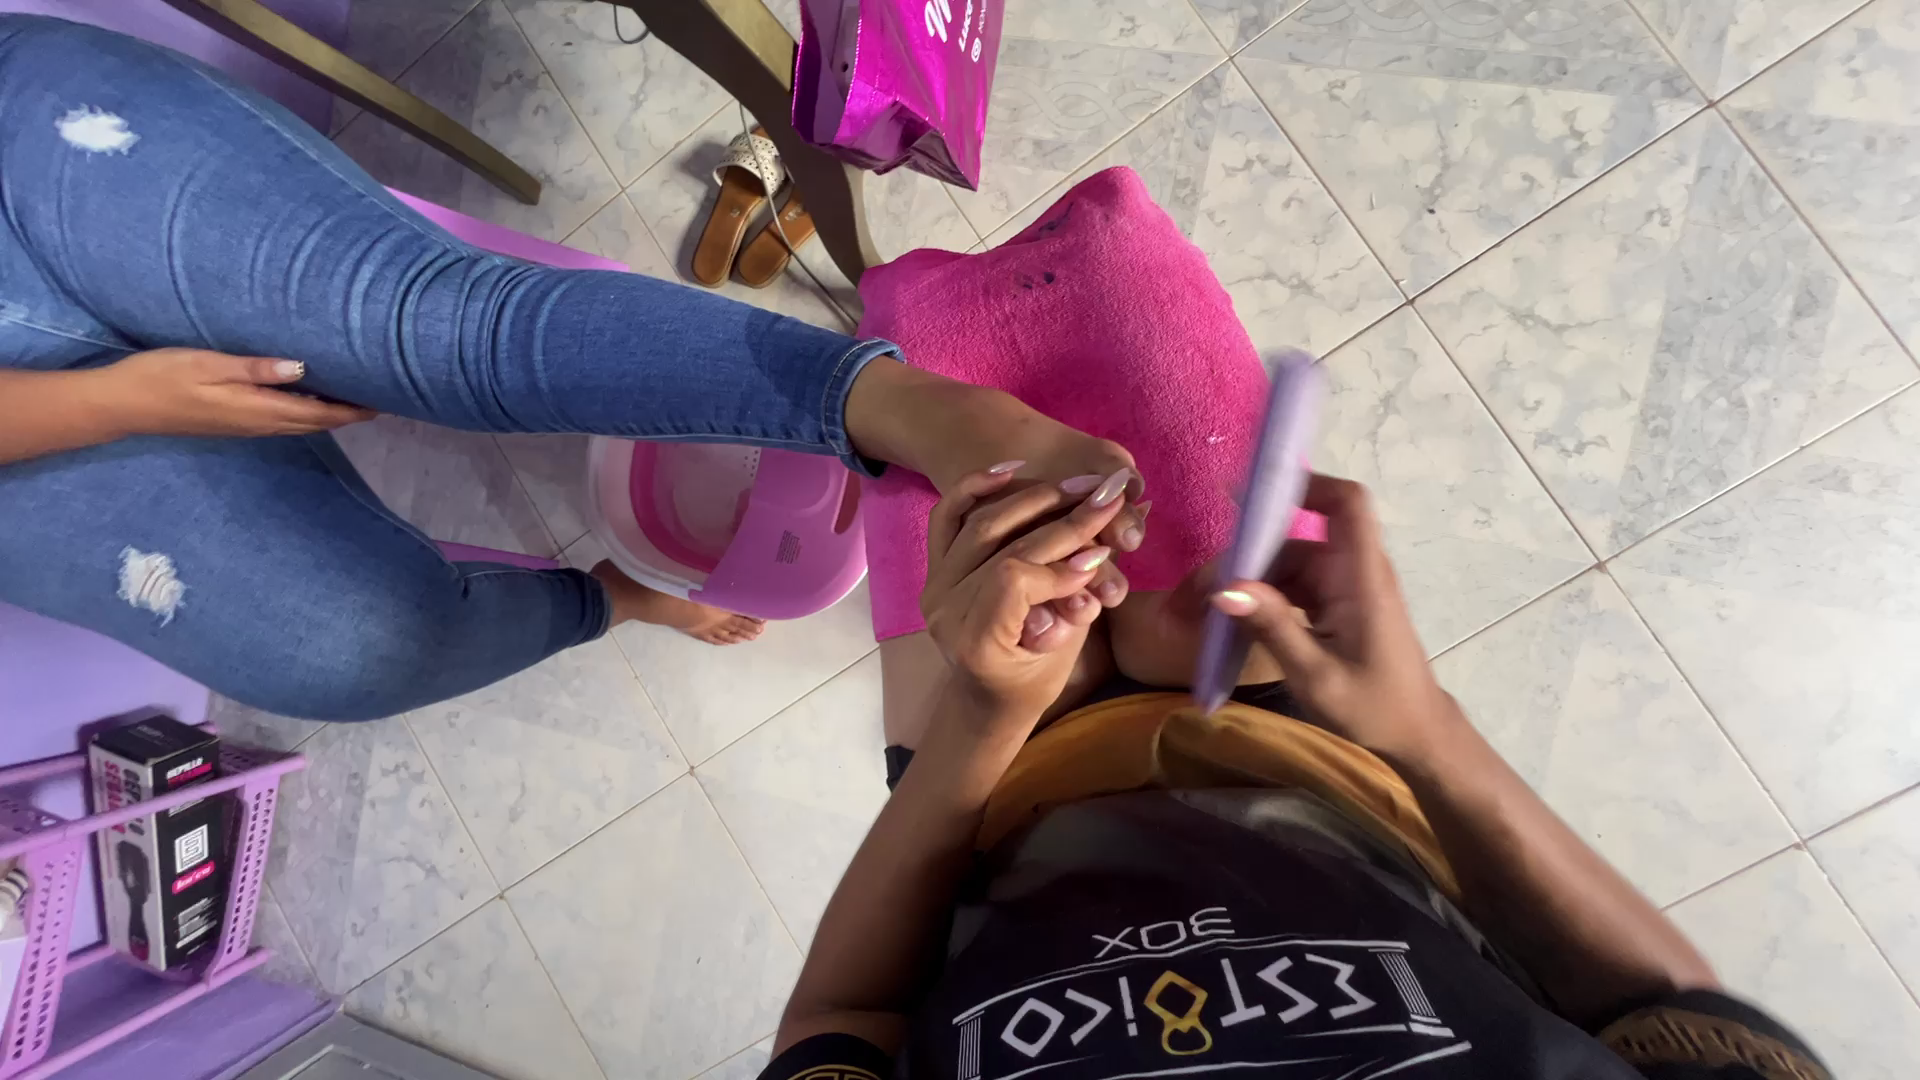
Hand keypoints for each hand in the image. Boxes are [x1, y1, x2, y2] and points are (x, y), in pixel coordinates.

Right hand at [97, 348, 374, 437]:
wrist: (118, 405)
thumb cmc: (160, 378)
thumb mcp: (208, 365)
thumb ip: (256, 368)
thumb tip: (302, 367)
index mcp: (264, 410)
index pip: (324, 413)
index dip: (356, 410)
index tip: (384, 402)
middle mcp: (266, 424)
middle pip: (321, 422)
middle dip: (352, 413)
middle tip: (379, 397)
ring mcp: (253, 427)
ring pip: (306, 424)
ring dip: (333, 415)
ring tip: (355, 398)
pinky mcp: (240, 425)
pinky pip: (288, 422)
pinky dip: (310, 414)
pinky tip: (313, 399)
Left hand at [922, 465, 1129, 724]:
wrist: (989, 691)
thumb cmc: (1032, 680)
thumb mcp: (1062, 654)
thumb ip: (1075, 607)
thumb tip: (1096, 555)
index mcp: (975, 642)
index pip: (1015, 580)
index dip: (1061, 564)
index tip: (1103, 554)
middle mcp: (944, 608)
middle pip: (1005, 546)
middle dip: (1064, 521)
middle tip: (1109, 498)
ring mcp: (934, 582)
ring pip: (982, 522)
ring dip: (1034, 497)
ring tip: (1078, 484)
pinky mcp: (934, 564)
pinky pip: (947, 515)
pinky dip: (975, 488)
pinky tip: (1012, 469)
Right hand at [1209, 474, 1457, 758]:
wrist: (1415, 738)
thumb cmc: (1374, 708)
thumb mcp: (1315, 674)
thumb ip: (1271, 627)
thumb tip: (1221, 590)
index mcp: (1360, 578)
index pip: (1345, 504)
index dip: (1303, 485)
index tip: (1247, 495)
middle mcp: (1352, 571)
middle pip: (1293, 539)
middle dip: (1244, 557)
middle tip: (1197, 591)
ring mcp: (1342, 586)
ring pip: (1285, 563)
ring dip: (1245, 581)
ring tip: (1204, 610)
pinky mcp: (1333, 602)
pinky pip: (1289, 584)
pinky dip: (1259, 597)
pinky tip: (1232, 618)